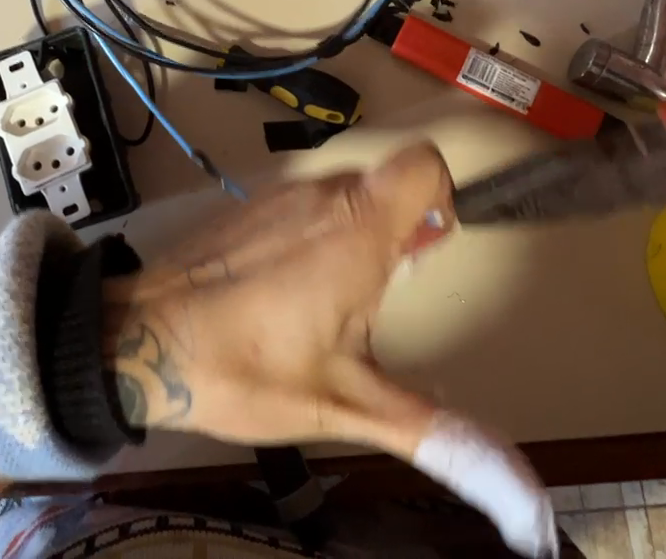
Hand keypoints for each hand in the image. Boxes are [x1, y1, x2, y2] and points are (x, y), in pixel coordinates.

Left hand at [102, 143, 555, 556]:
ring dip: (356, 236)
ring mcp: (278, 193)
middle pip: (386, 185)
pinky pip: (302, 203)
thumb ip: (435, 433)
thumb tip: (529, 501)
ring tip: (334, 305)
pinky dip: (315, 233)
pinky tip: (289, 291)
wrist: (136, 340)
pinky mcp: (246, 206)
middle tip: (380, 298)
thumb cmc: (244, 367)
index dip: (440, 198)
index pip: (423, 164)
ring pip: (343, 193)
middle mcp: (321, 194)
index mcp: (356, 228)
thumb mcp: (343, 404)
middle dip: (399, 234)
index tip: (428, 251)